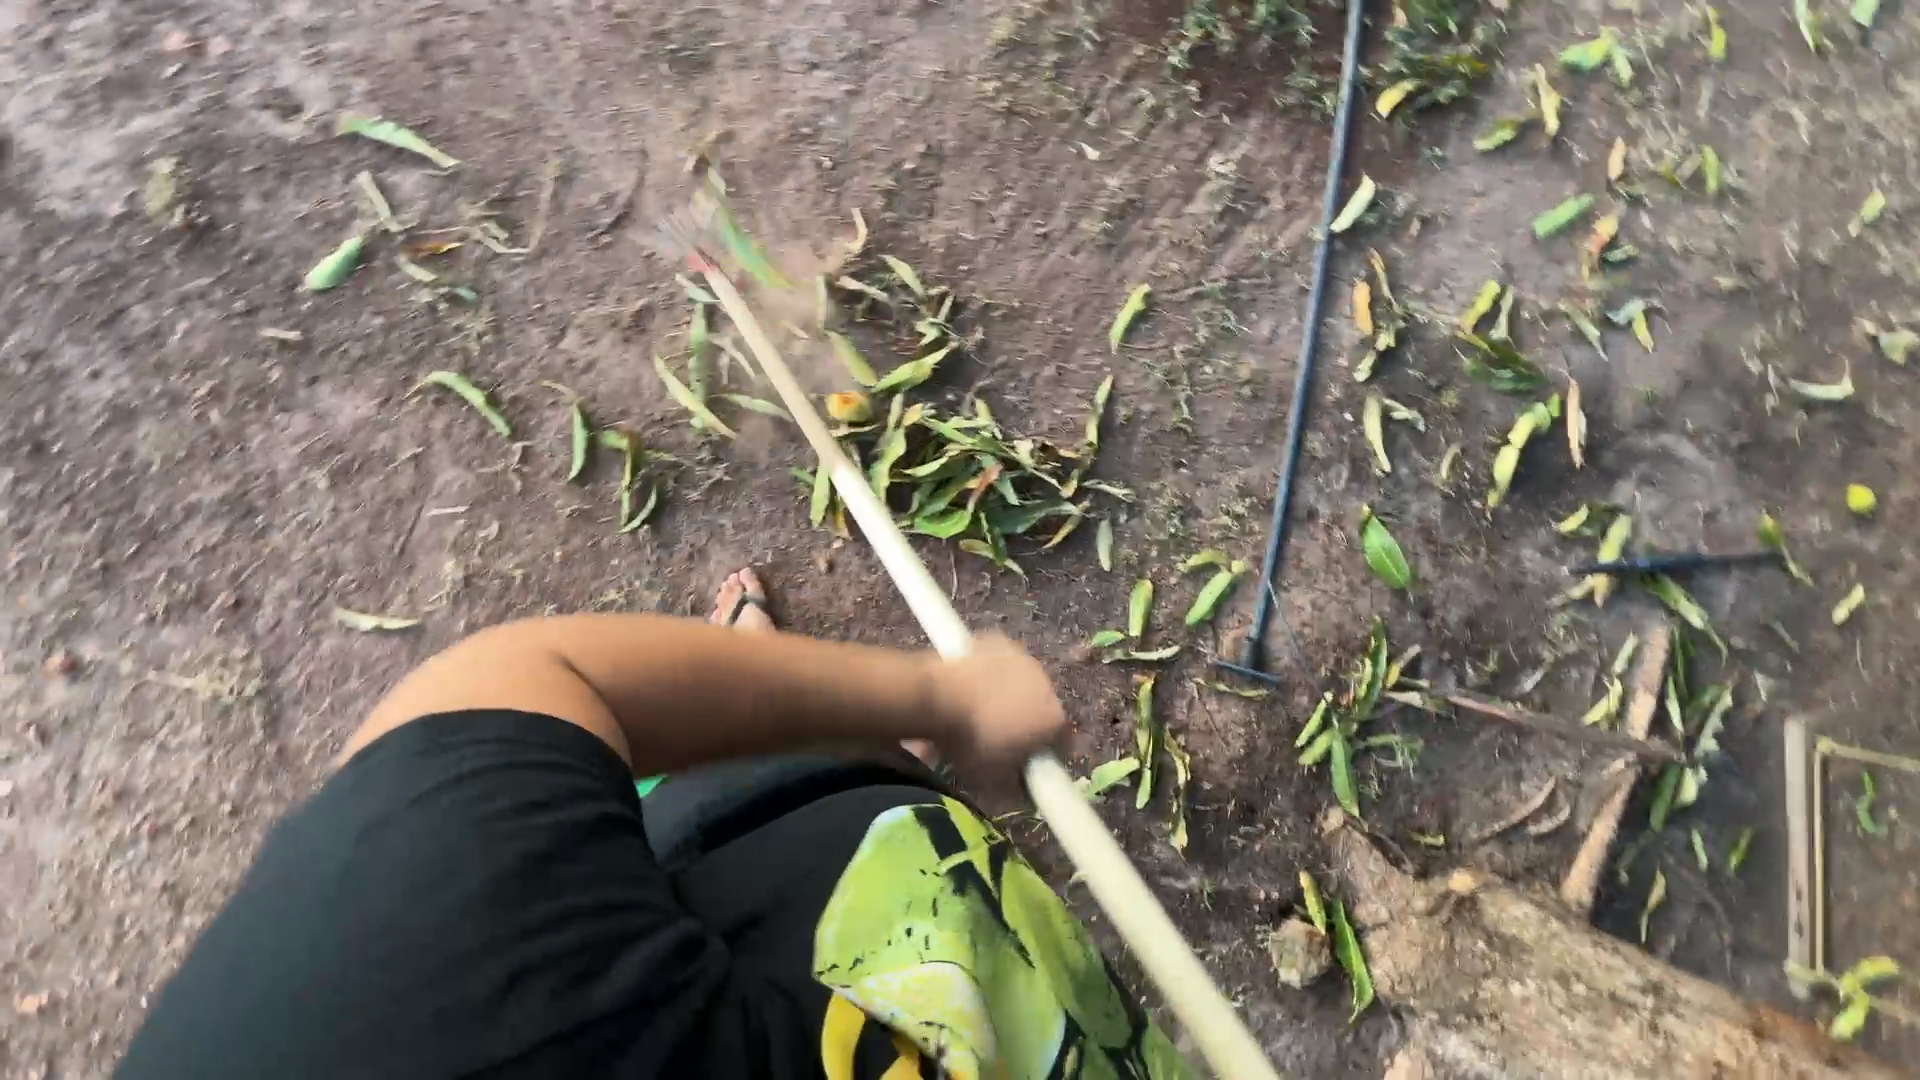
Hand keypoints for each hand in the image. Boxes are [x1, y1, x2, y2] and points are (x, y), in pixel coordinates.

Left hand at [926, 634, 1067, 772]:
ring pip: (1023, 681)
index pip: (1062, 741)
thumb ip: (1018, 785)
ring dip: (1011, 693)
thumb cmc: (968, 744)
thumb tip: (1023, 787)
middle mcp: (1047, 685)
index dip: (1047, 753)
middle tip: (1000, 735)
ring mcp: (1023, 659)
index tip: (1030, 762)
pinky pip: (1001, 661)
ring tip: (982, 707)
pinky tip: (973, 683)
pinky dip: (992, 671)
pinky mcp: (999, 641)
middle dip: (1028, 720)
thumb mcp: (994, 780)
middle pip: (1043, 707)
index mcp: (1054, 719)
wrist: (937, 699)